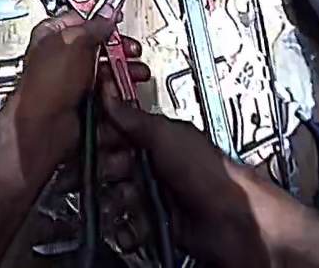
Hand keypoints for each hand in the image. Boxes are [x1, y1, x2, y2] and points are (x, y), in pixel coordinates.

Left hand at [4, 10, 147, 179]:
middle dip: (118, 49)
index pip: (81, 19)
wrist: (44, 129)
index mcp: (52, 35)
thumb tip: (107, 13)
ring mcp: (71, 81)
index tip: (118, 19)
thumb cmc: (47, 83)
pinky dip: (116, 92)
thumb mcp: (75, 44)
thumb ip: (94, 27)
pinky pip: (104, 93)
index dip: (101, 18)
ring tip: (137, 73)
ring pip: (103, 71)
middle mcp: (61, 57)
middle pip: (96, 46)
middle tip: (132, 50)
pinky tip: (125, 92)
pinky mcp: (82, 103)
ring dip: (122, 71)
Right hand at [102, 94, 318, 267]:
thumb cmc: (207, 171)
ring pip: (122, 192)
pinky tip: (117, 228)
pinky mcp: (162, 223)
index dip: (101, 130)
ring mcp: (159, 193)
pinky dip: (124, 227)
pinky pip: (134, 223)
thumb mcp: (165, 135)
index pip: (120, 126)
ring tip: (102, 203)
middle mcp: (156, 161)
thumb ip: (132, 117)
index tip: (82, 135)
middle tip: (90, 173)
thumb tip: (106, 89)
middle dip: (102, 167)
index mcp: (158, 134)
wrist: (237, 224)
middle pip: (116, 161)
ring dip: (110, 198)